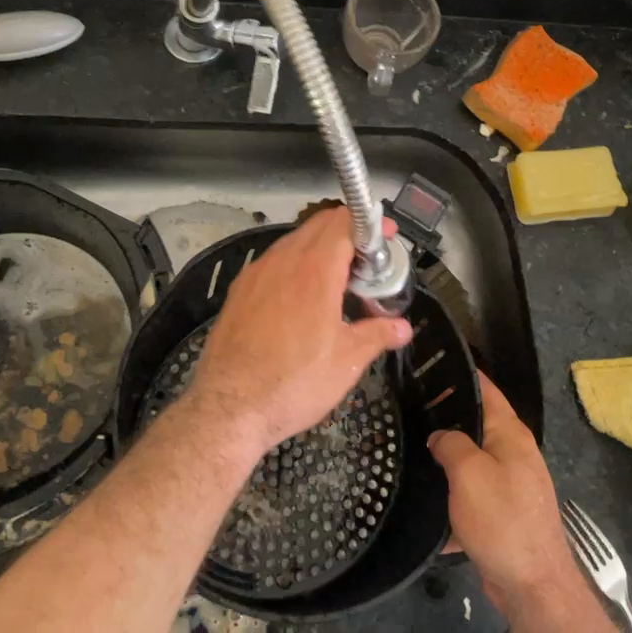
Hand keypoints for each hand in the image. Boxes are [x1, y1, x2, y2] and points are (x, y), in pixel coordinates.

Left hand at [188, 208, 412, 453]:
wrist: (229, 408)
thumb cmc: (294, 383)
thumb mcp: (347, 362)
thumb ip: (377, 335)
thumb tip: (403, 328)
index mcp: (315, 270)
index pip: (345, 223)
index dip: (369, 224)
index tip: (386, 235)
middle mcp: (284, 260)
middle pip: (320, 225)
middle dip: (348, 232)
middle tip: (368, 259)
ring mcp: (257, 272)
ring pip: (294, 241)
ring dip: (320, 247)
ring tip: (338, 278)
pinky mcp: (239, 290)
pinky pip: (273, 261)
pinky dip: (294, 264)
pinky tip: (301, 296)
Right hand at [429, 375, 600, 624]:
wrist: (532, 583)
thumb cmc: (502, 518)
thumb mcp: (468, 471)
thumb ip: (450, 443)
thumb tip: (439, 436)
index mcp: (510, 432)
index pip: (484, 388)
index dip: (458, 374)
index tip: (427, 366)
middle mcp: (514, 452)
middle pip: (476, 423)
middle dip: (445, 417)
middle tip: (408, 410)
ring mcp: (511, 483)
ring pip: (472, 460)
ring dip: (446, 459)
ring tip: (410, 450)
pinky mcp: (504, 513)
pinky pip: (473, 494)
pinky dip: (453, 496)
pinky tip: (426, 500)